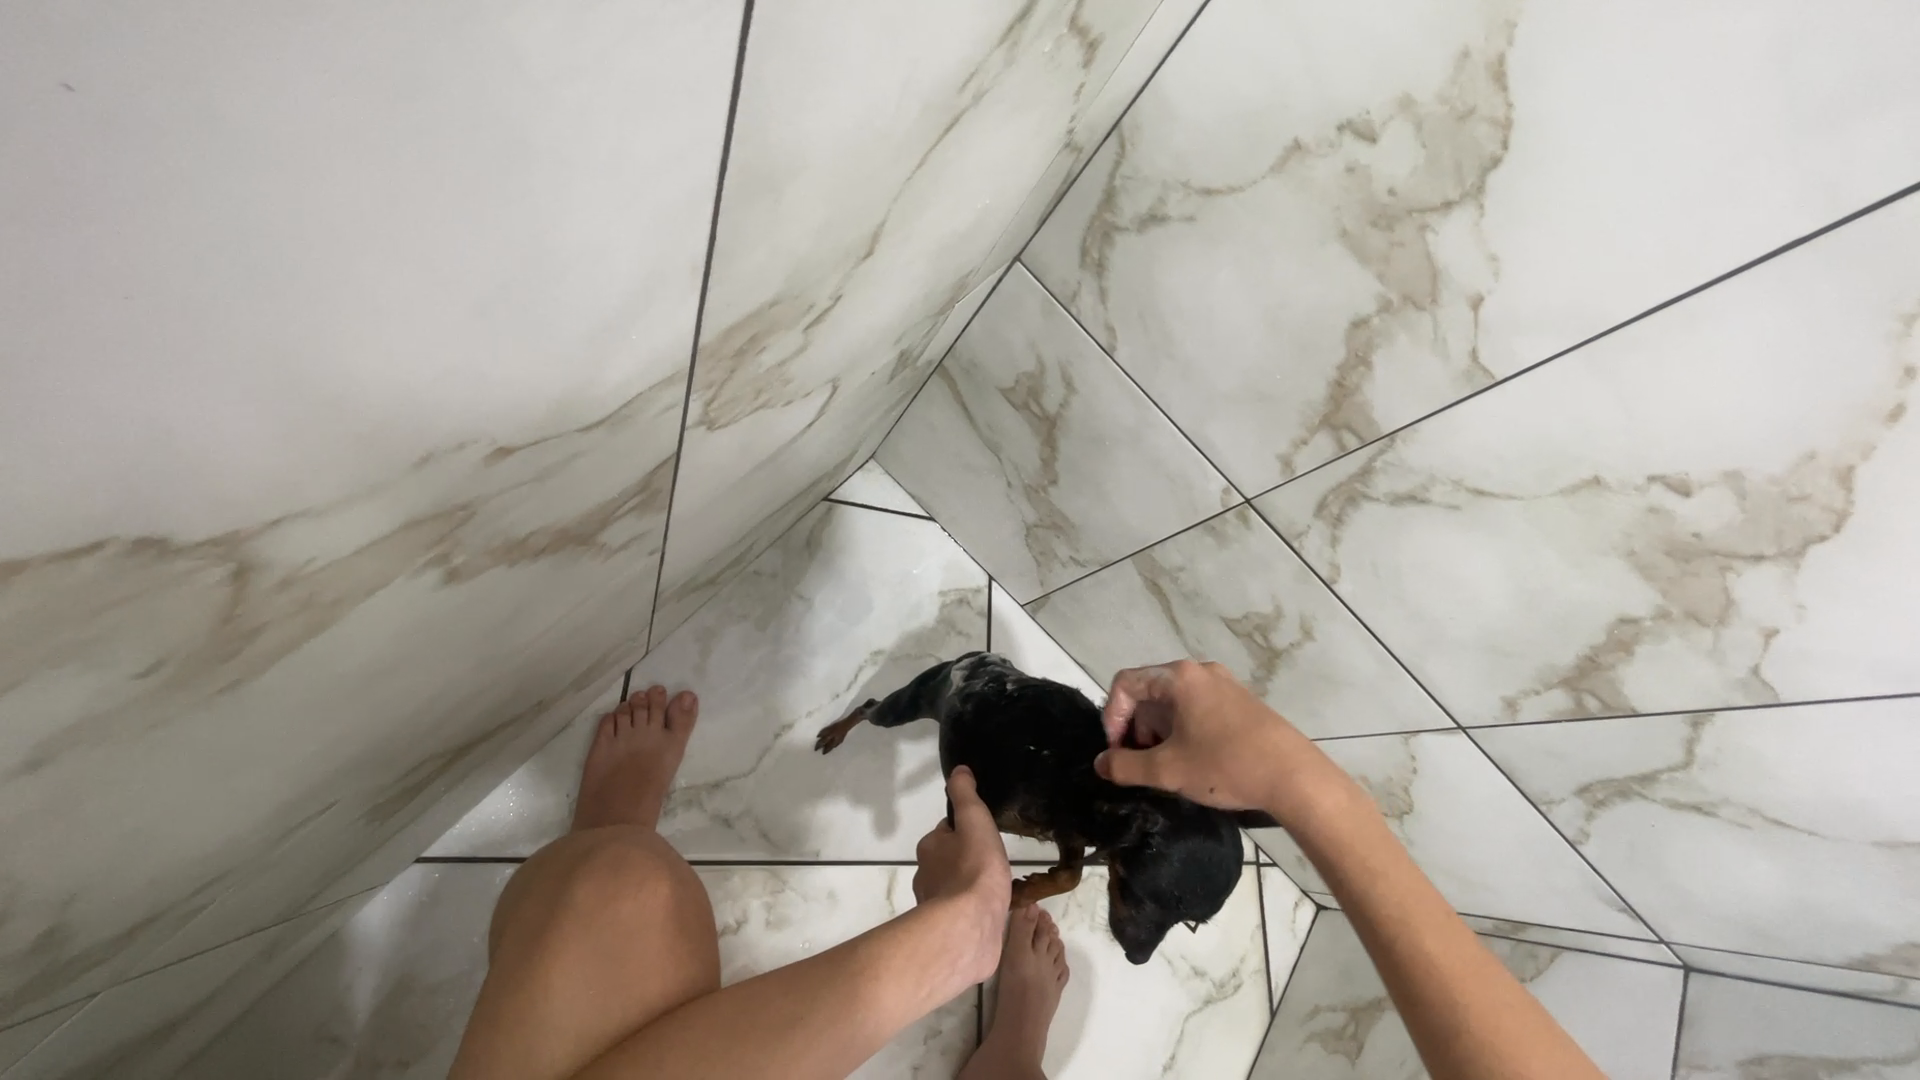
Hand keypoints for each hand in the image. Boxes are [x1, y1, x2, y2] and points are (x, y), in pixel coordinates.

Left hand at [912, 767, 1011, 984]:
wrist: (970, 926)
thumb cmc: (974, 869)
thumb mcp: (974, 820)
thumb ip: (965, 795)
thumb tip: (959, 770)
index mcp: (929, 846)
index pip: (946, 831)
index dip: (965, 830)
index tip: (984, 834)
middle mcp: (925, 874)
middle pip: (949, 859)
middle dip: (968, 859)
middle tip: (993, 861)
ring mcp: (934, 905)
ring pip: (955, 887)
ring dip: (971, 886)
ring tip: (997, 887)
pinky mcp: (947, 930)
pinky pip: (962, 913)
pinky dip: (974, 910)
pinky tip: (993, 911)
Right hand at [1096, 660, 1348, 822]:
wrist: (1296, 778)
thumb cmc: (1226, 766)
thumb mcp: (1167, 770)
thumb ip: (1125, 767)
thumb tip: (1101, 764)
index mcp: (1179, 677)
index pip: (1124, 683)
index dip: (1112, 717)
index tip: (1118, 752)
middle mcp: (1200, 671)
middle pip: (1148, 691)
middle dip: (1136, 727)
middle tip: (1142, 762)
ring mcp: (1224, 684)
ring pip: (1173, 701)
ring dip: (1159, 731)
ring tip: (1168, 765)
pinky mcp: (1240, 701)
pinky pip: (1196, 707)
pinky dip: (1183, 729)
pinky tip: (1195, 760)